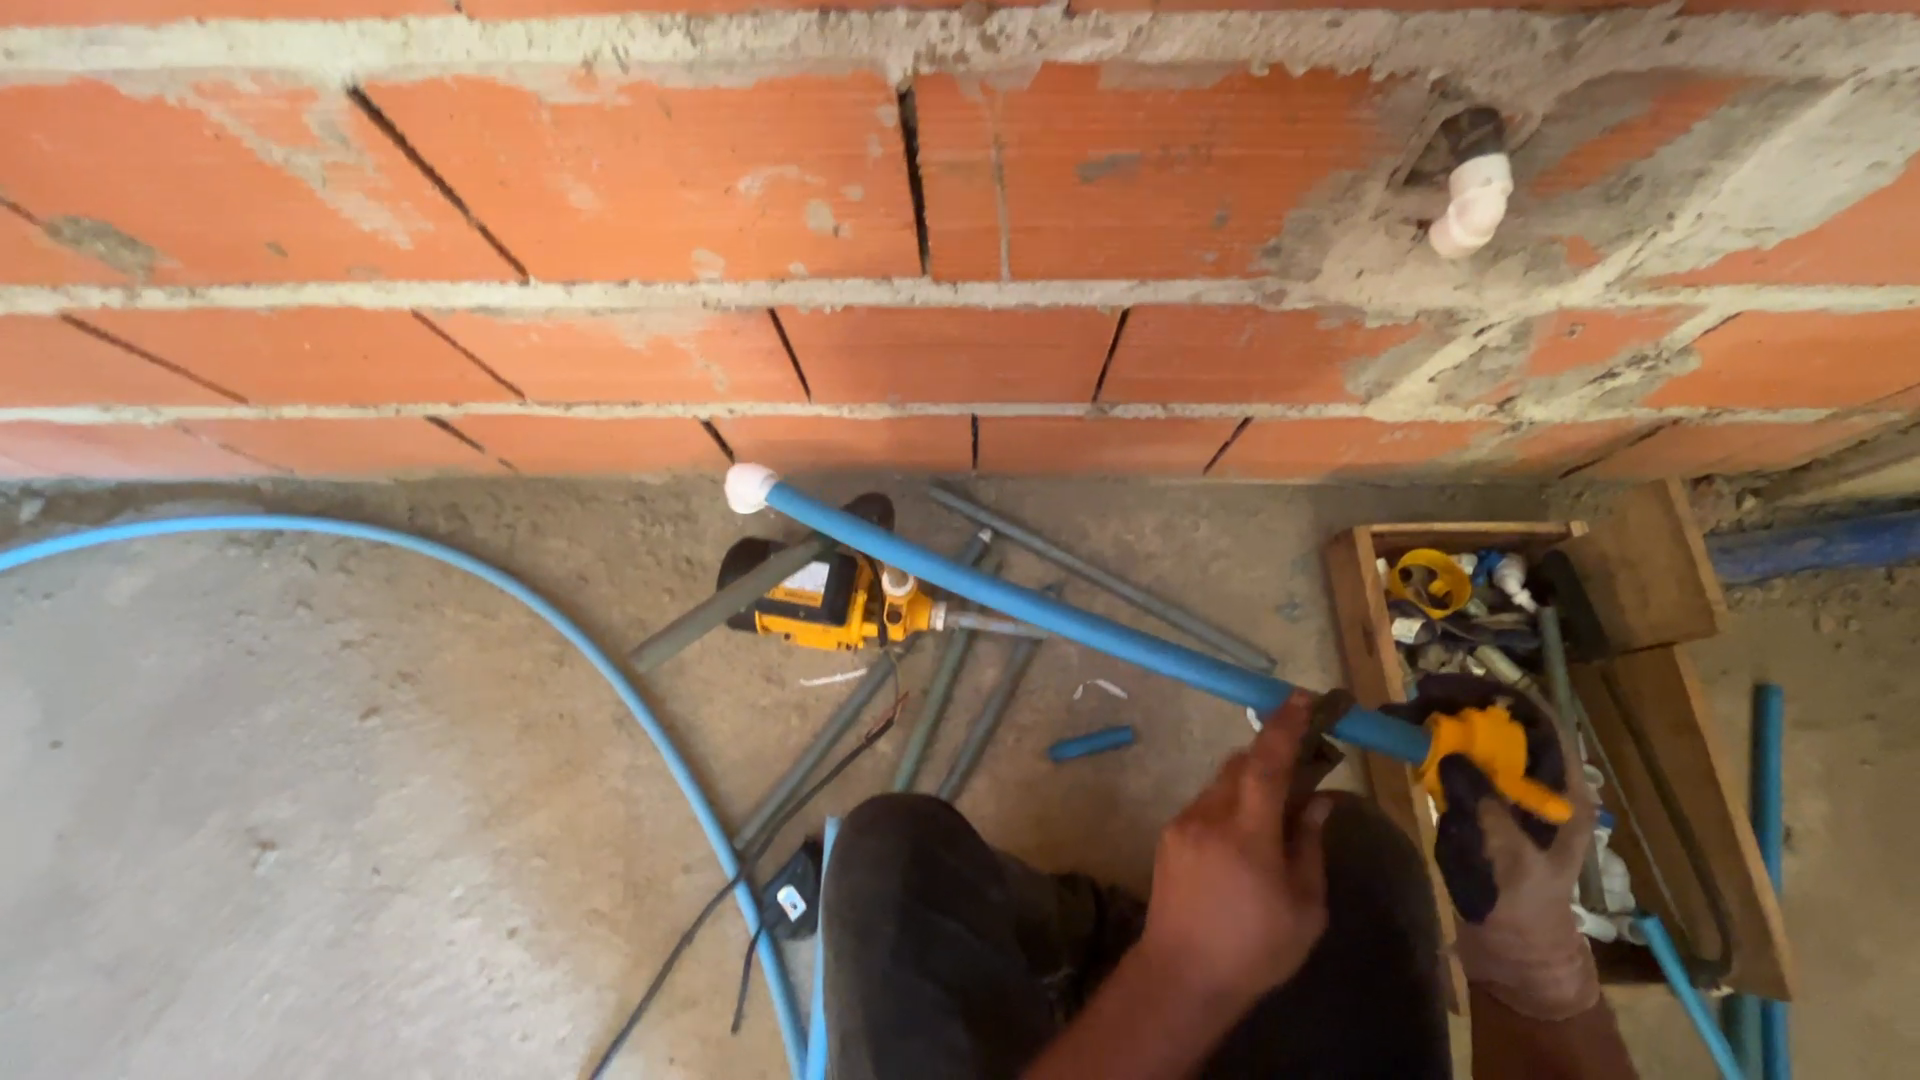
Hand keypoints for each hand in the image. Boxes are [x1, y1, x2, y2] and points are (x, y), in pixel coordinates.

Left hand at [1134, 690, 1333, 1011]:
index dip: (1285, 727)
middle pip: (1241, 765)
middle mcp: (1208, 817)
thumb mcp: (1304, 907)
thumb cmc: (1256, 950)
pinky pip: (1206, 804)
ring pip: (1221, 783)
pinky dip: (1231, 803)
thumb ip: (1310, 846)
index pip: (1266, 764)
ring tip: (1280, 806)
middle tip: (1305, 762)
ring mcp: (1182, 824)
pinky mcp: (1169, 836)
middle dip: (1272, 754)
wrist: (1182, 974)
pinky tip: (1248, 834)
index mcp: (1246, 834)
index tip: (1302, 698)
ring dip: (1251, 782)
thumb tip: (1319, 802)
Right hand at [1408, 675, 1600, 1019]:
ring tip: (1399, 716)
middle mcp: (1537, 778)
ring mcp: (1507, 788)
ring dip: (1438, 719)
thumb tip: (1453, 757)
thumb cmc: (1521, 904)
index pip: (1536, 718)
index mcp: (1561, 788)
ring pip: (1476, 735)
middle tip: (1411, 700)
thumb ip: (1485, 806)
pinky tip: (1405, 741)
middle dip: (1456, 702)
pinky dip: (1430, 744)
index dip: (1493, 693)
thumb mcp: (1508, 856)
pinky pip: (1457, 758)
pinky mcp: (1480, 799)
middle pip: (1501, 719)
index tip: (1442, 688)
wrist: (1513, 947)